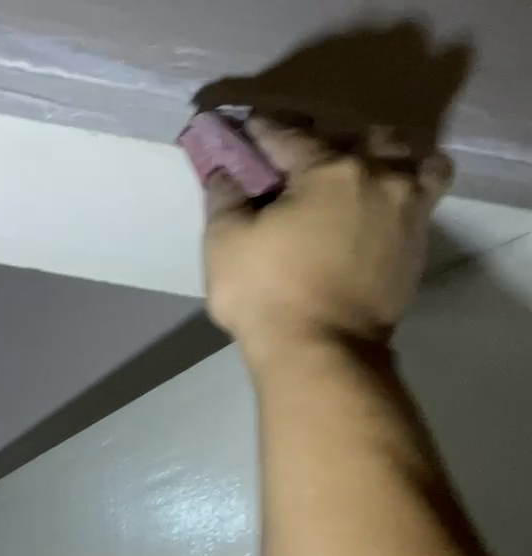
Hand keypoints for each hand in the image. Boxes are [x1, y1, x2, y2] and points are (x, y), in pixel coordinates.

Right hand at [203, 118, 452, 357]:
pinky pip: (421, 188)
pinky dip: (400, 182)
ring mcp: (409, 203)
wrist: (320, 342)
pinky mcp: (419, 232)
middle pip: (361, 137)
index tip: (244, 123)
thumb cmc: (263, 291)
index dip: (262, 129)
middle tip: (299, 156)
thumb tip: (223, 171)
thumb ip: (225, 200)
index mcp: (328, 171)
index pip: (290, 137)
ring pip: (408, 155)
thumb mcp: (224, 244)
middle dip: (328, 140)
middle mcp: (380, 174)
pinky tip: (377, 198)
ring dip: (380, 154)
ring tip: (355, 169)